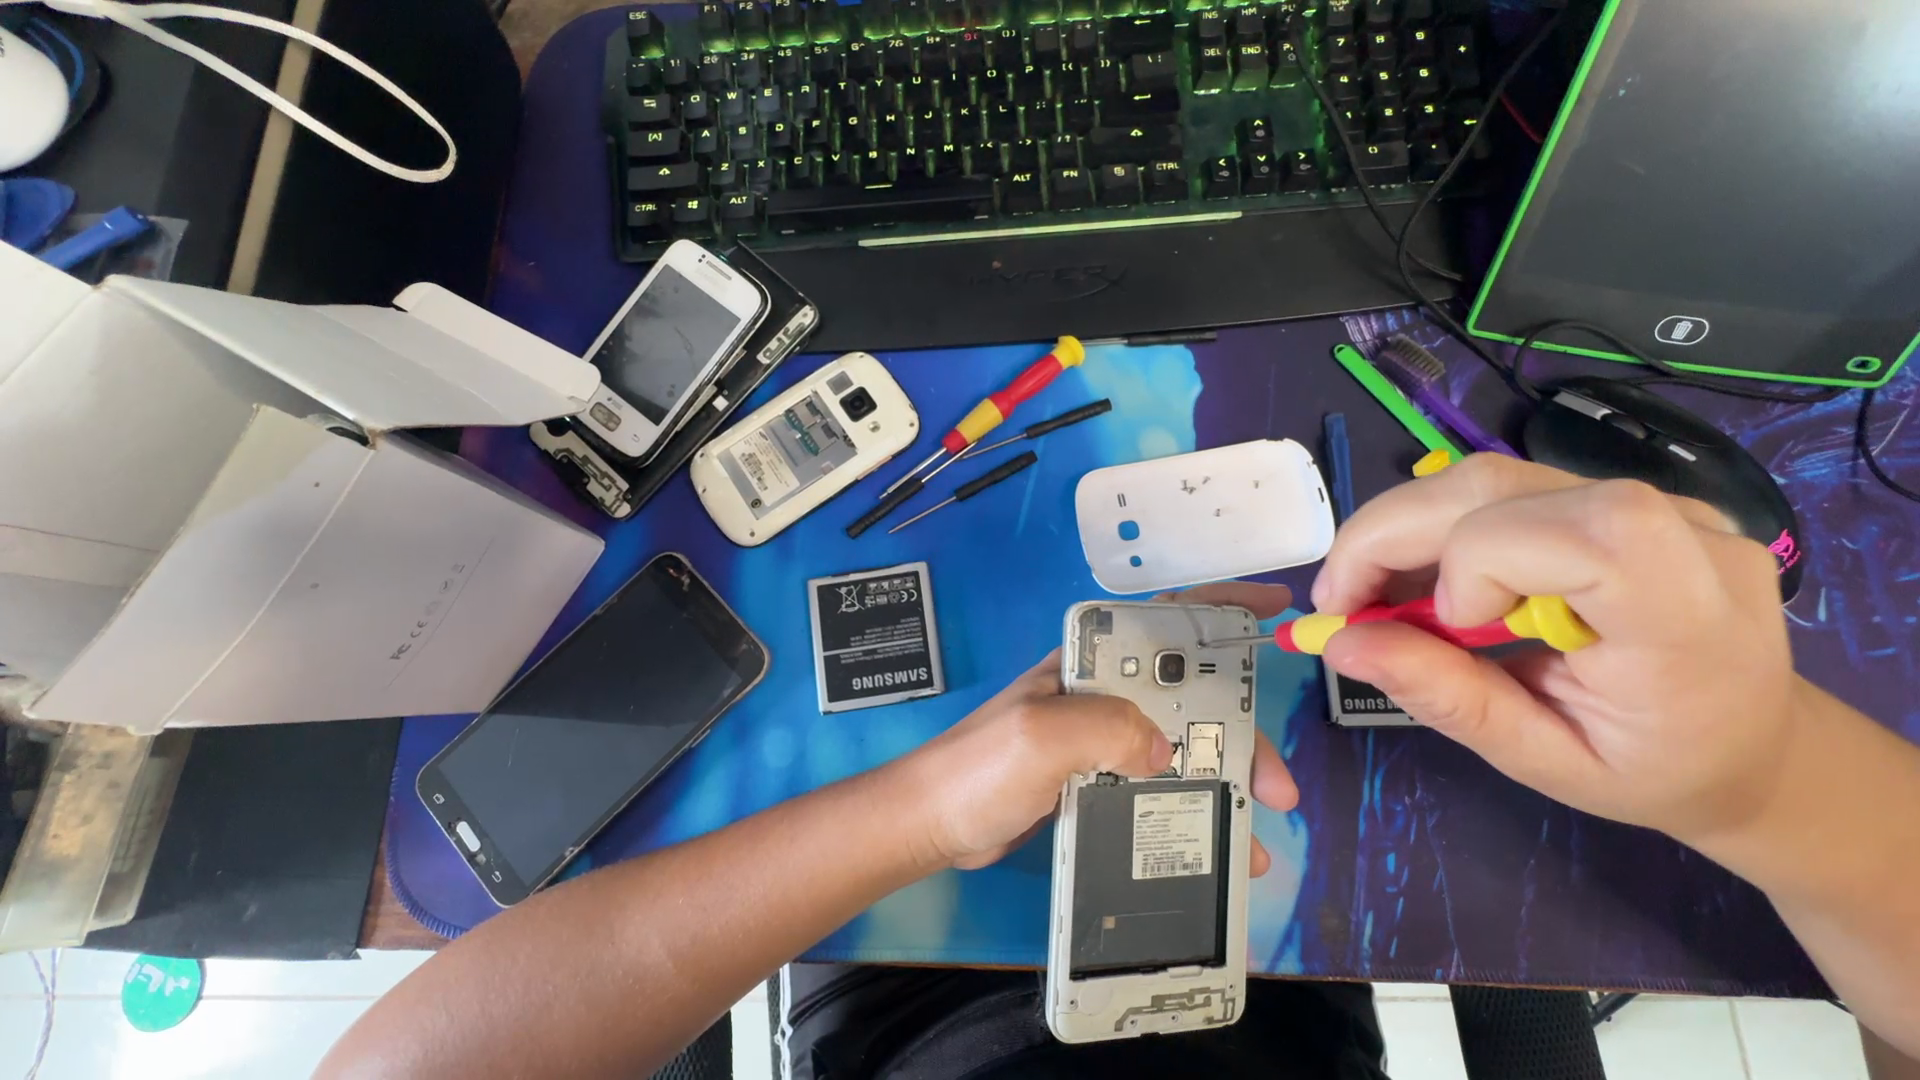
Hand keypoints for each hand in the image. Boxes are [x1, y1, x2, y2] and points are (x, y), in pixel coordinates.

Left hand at [904, 583, 1301, 871]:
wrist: (933, 822)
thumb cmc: (981, 767)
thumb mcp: (1043, 735)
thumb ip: (1107, 728)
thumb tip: (1164, 750)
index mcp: (1087, 666)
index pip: (1160, 622)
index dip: (1218, 611)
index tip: (1272, 612)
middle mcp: (1099, 695)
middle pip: (1186, 698)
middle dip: (1240, 735)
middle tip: (1278, 787)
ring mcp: (1096, 740)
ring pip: (1177, 747)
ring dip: (1223, 781)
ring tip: (1258, 830)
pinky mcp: (1092, 780)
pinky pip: (1154, 786)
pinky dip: (1189, 809)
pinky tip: (1217, 842)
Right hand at [1310, 454, 1802, 846]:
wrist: (1745, 739)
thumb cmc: (1651, 767)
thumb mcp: (1543, 761)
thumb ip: (1448, 699)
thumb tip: (1340, 643)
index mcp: (1689, 620)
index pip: (1588, 533)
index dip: (1485, 561)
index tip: (1450, 624)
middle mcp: (1680, 534)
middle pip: (1496, 485)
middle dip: (1389, 537)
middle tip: (1340, 603)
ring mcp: (1647, 503)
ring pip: (1479, 477)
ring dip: (1397, 529)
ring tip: (1368, 592)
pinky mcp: (1608, 496)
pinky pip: (1492, 488)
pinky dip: (1427, 528)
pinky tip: (1416, 578)